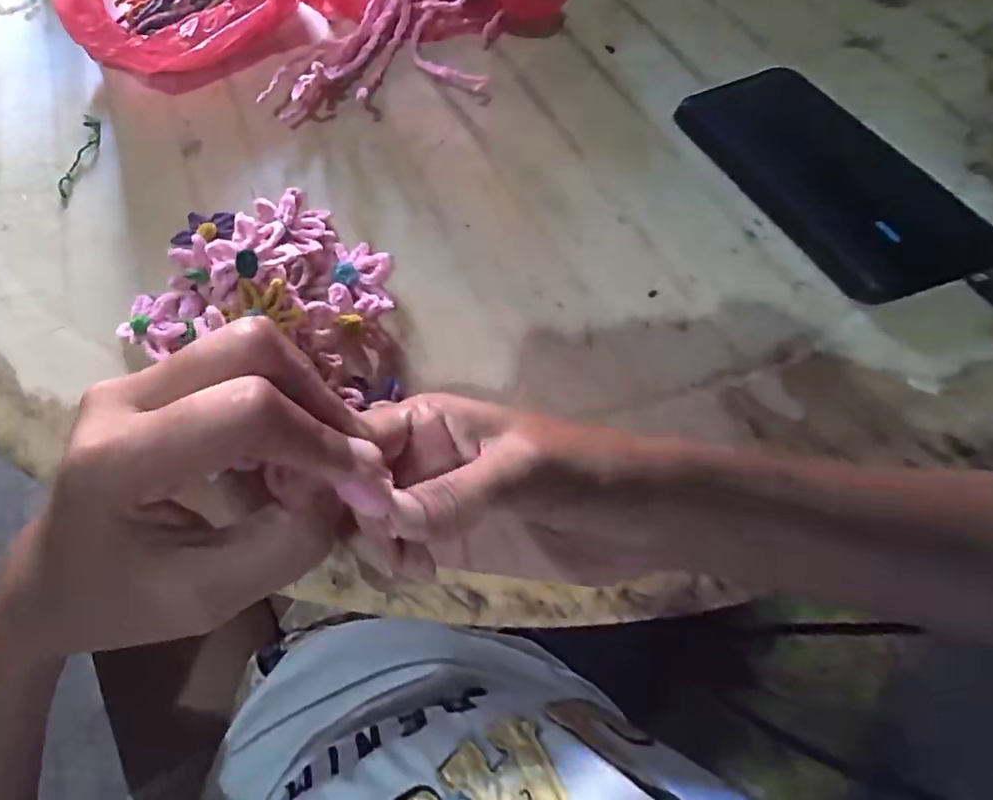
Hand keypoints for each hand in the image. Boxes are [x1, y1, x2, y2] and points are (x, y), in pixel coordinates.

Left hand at [0, 317, 394, 655]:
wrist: (48, 576)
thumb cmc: (116, 603)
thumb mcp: (206, 597)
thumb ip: (286, 540)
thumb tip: (344, 480)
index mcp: (119, 458)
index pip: (245, 411)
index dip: (318, 440)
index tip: (364, 482)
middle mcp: (120, 395)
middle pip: (248, 347)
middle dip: (316, 396)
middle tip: (348, 453)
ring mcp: (129, 377)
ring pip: (242, 343)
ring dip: (300, 389)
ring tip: (320, 449)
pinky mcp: (144, 376)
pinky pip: (228, 360)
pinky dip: (276, 392)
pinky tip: (285, 440)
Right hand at [362, 394, 690, 586]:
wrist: (643, 519)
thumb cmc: (581, 471)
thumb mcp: (517, 472)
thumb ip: (453, 493)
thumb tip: (387, 515)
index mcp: (428, 419)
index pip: (364, 433)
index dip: (349, 463)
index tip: (355, 504)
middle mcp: (419, 455)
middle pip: (360, 478)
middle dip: (360, 509)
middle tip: (390, 545)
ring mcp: (431, 499)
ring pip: (373, 516)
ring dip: (376, 540)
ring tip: (409, 564)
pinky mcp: (448, 539)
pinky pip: (401, 547)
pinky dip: (396, 560)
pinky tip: (420, 573)